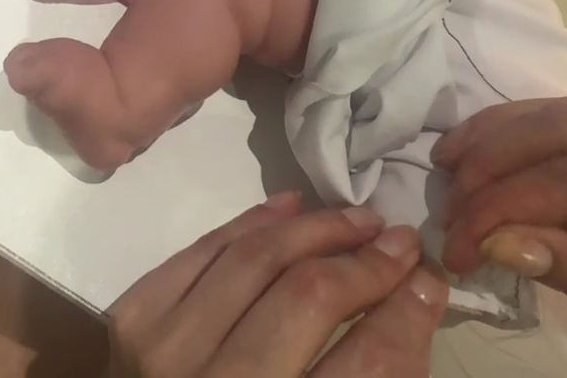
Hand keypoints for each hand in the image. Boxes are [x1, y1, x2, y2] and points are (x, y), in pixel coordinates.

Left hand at [107, 193, 448, 376]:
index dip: (407, 316)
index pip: (366, 367)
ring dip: (314, 229)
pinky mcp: (136, 316)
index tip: (431, 279)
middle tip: (400, 241)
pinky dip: (252, 221)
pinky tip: (291, 205)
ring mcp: (167, 348)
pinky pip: (204, 247)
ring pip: (254, 258)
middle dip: (364, 264)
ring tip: (358, 218)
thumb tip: (414, 300)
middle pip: (306, 299)